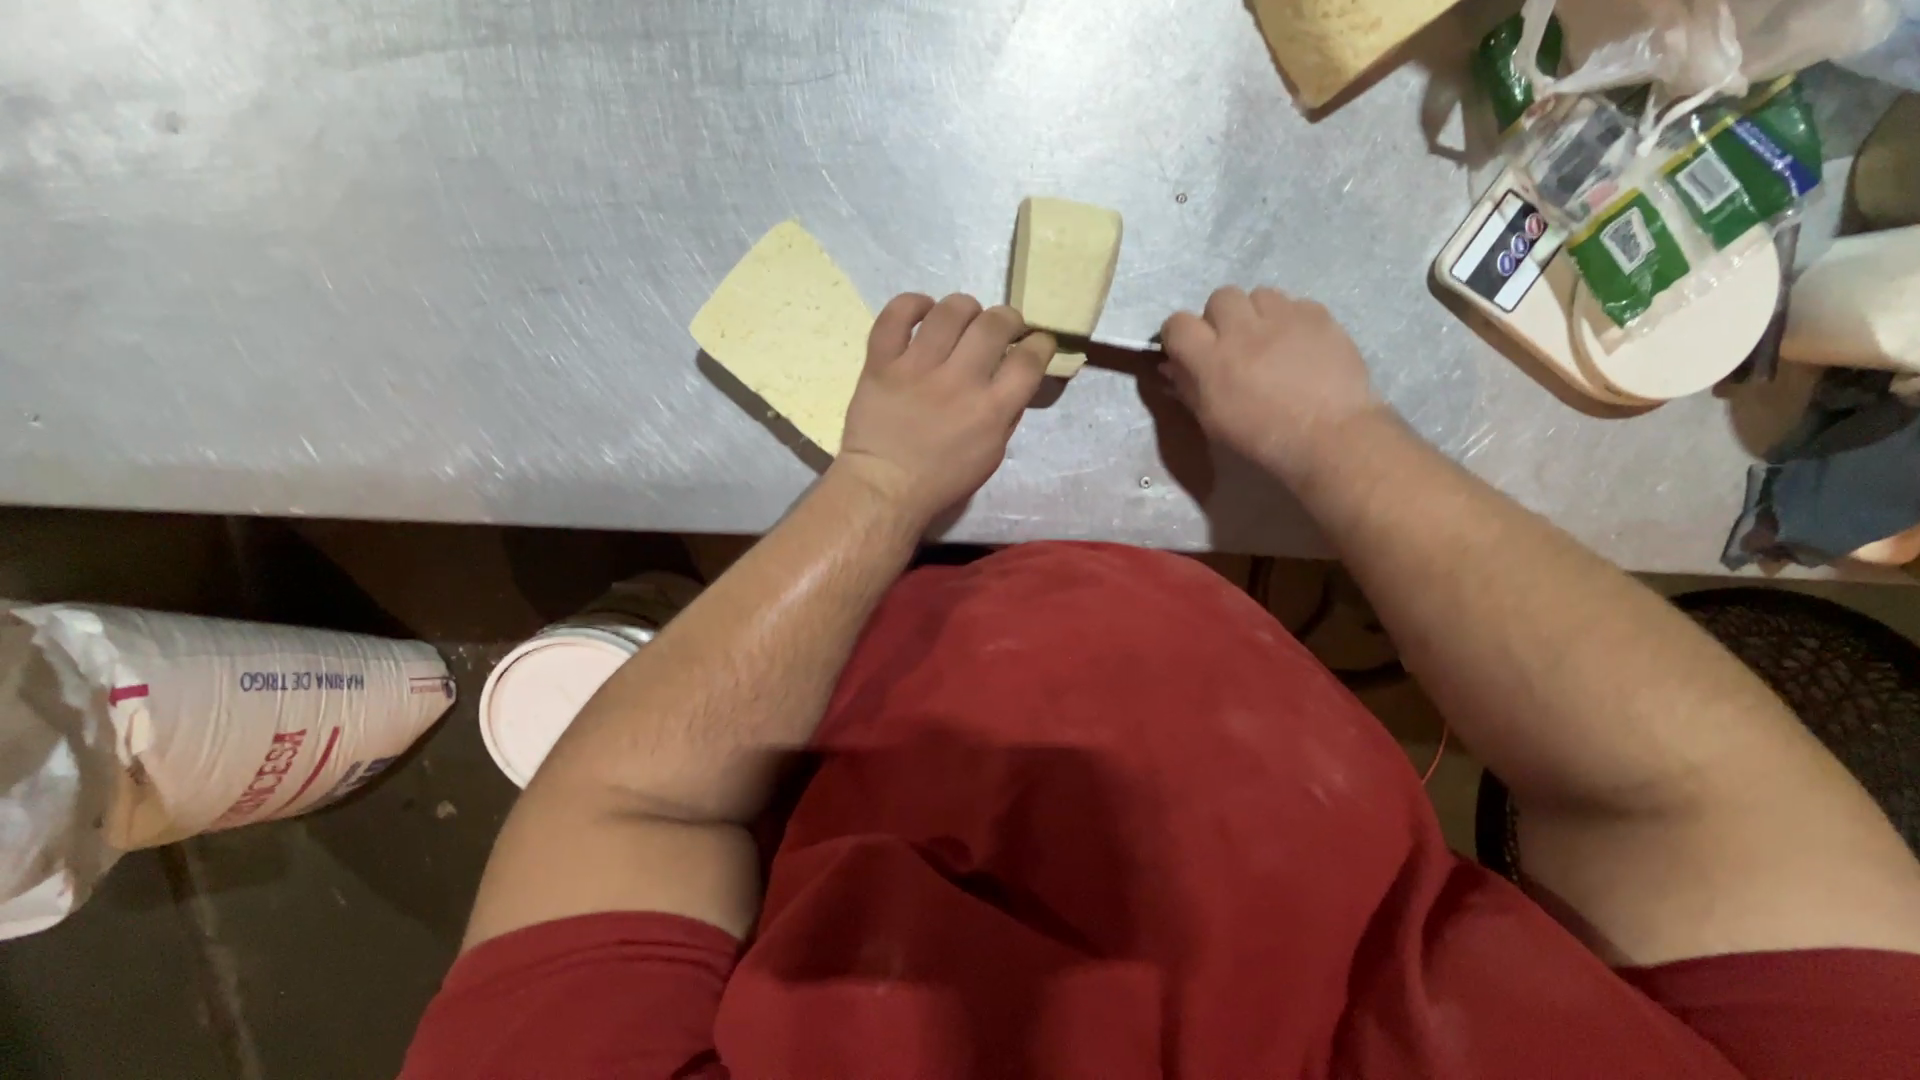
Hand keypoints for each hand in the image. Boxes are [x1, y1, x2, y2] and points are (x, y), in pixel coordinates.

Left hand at [833, 293, 1054, 527]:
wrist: (884, 488)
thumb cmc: (941, 479)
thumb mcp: (991, 453)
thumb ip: (1006, 412)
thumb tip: (1014, 377)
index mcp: (991, 410)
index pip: (1029, 359)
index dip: (1040, 343)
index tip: (1037, 341)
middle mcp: (959, 381)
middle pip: (994, 324)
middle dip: (1008, 318)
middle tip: (1003, 326)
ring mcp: (917, 369)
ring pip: (949, 312)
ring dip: (965, 308)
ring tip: (964, 317)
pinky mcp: (881, 363)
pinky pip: (896, 316)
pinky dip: (912, 304)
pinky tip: (923, 311)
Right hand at [1161, 287, 1385, 485]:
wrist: (1330, 438)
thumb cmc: (1263, 441)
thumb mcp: (1213, 422)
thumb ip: (1189, 388)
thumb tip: (1172, 366)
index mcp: (1211, 360)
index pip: (1177, 323)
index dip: (1179, 334)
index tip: (1189, 350)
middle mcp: (1243, 330)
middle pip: (1219, 298)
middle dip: (1222, 318)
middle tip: (1235, 344)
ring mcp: (1283, 318)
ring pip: (1259, 294)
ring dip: (1258, 314)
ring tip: (1270, 340)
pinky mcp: (1318, 316)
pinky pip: (1295, 303)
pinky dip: (1292, 320)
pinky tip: (1300, 345)